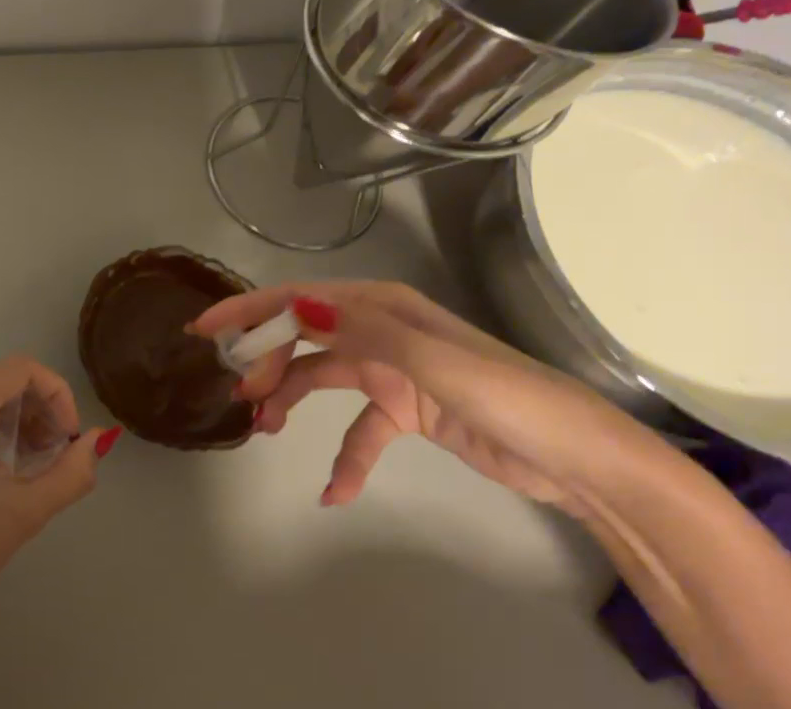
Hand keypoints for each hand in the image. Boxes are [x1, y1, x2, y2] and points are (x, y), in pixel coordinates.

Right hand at [194, 282, 652, 515]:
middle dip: (265, 361)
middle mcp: (381, 331)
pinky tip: (332, 491)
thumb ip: (365, 331)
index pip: (300, 300)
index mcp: (384, 307)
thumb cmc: (512, 399)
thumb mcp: (436, 361)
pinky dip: (342, 458)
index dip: (249, 311)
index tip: (204, 331)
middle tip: (239, 395)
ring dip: (289, 400)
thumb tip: (298, 306)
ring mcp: (393, 372)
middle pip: (303, 337)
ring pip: (320, 378)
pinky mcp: (405, 411)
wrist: (585, 463)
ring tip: (261, 429)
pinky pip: (357, 431)